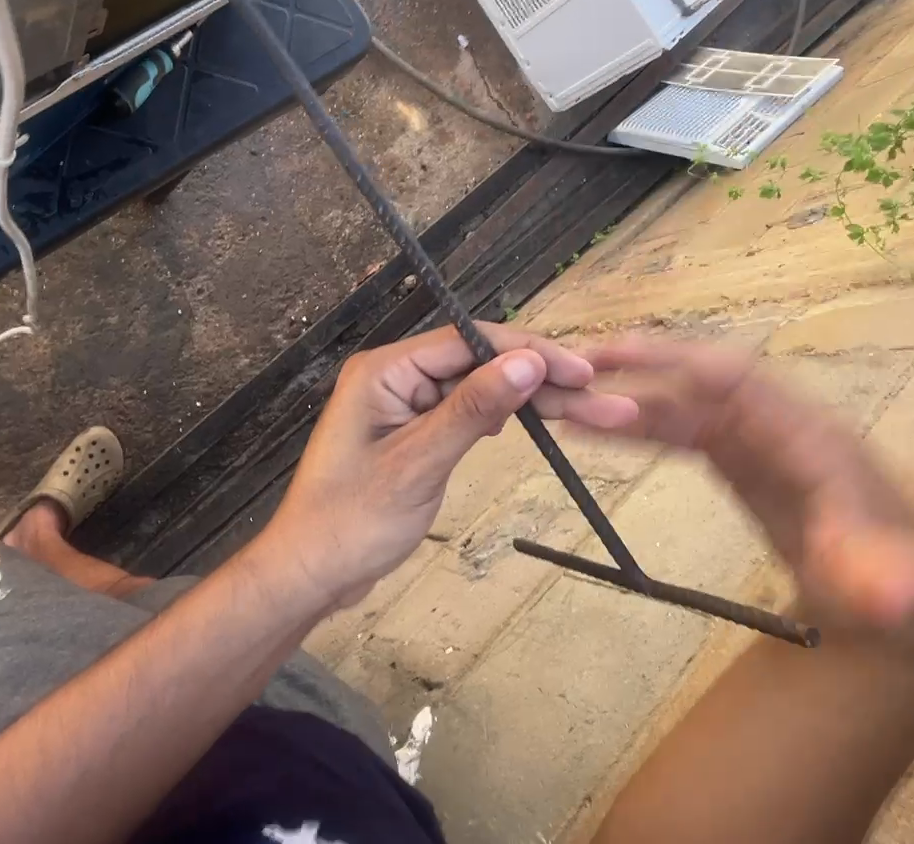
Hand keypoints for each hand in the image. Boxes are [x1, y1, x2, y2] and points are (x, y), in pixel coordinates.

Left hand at [256, 324, 640, 611]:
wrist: (311, 571)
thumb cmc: (352, 520)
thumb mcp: (419, 463)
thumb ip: (472, 409)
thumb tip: (528, 363)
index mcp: (386, 370)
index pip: (469, 342)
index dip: (529, 353)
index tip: (581, 374)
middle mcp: (395, 377)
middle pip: (479, 365)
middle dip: (541, 381)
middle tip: (603, 403)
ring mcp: (403, 405)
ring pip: (478, 390)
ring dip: (529, 401)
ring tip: (589, 414)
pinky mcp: (411, 433)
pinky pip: (463, 412)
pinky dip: (499, 418)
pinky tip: (533, 423)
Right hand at [574, 336, 913, 635]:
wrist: (905, 594)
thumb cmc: (902, 585)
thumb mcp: (898, 589)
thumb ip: (886, 583)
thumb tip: (889, 594)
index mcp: (810, 437)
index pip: (742, 383)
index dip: (683, 363)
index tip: (628, 355)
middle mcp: (775, 424)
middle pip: (699, 380)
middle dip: (641, 366)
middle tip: (578, 363)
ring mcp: (750, 438)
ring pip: (678, 403)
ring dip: (625, 398)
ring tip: (568, 399)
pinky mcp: (732, 457)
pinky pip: (675, 431)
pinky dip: (634, 428)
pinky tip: (594, 430)